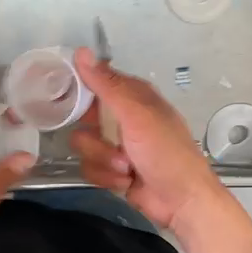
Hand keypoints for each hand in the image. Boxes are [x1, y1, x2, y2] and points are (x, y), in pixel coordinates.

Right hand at [68, 47, 227, 233]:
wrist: (180, 200)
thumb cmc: (165, 152)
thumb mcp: (137, 115)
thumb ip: (107, 85)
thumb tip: (81, 52)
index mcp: (134, 97)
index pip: (96, 82)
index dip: (82, 92)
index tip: (70, 103)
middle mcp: (124, 119)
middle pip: (84, 120)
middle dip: (95, 140)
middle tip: (111, 144)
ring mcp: (117, 146)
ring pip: (85, 148)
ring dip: (104, 162)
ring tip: (126, 169)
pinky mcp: (113, 171)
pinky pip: (90, 169)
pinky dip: (107, 178)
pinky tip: (125, 182)